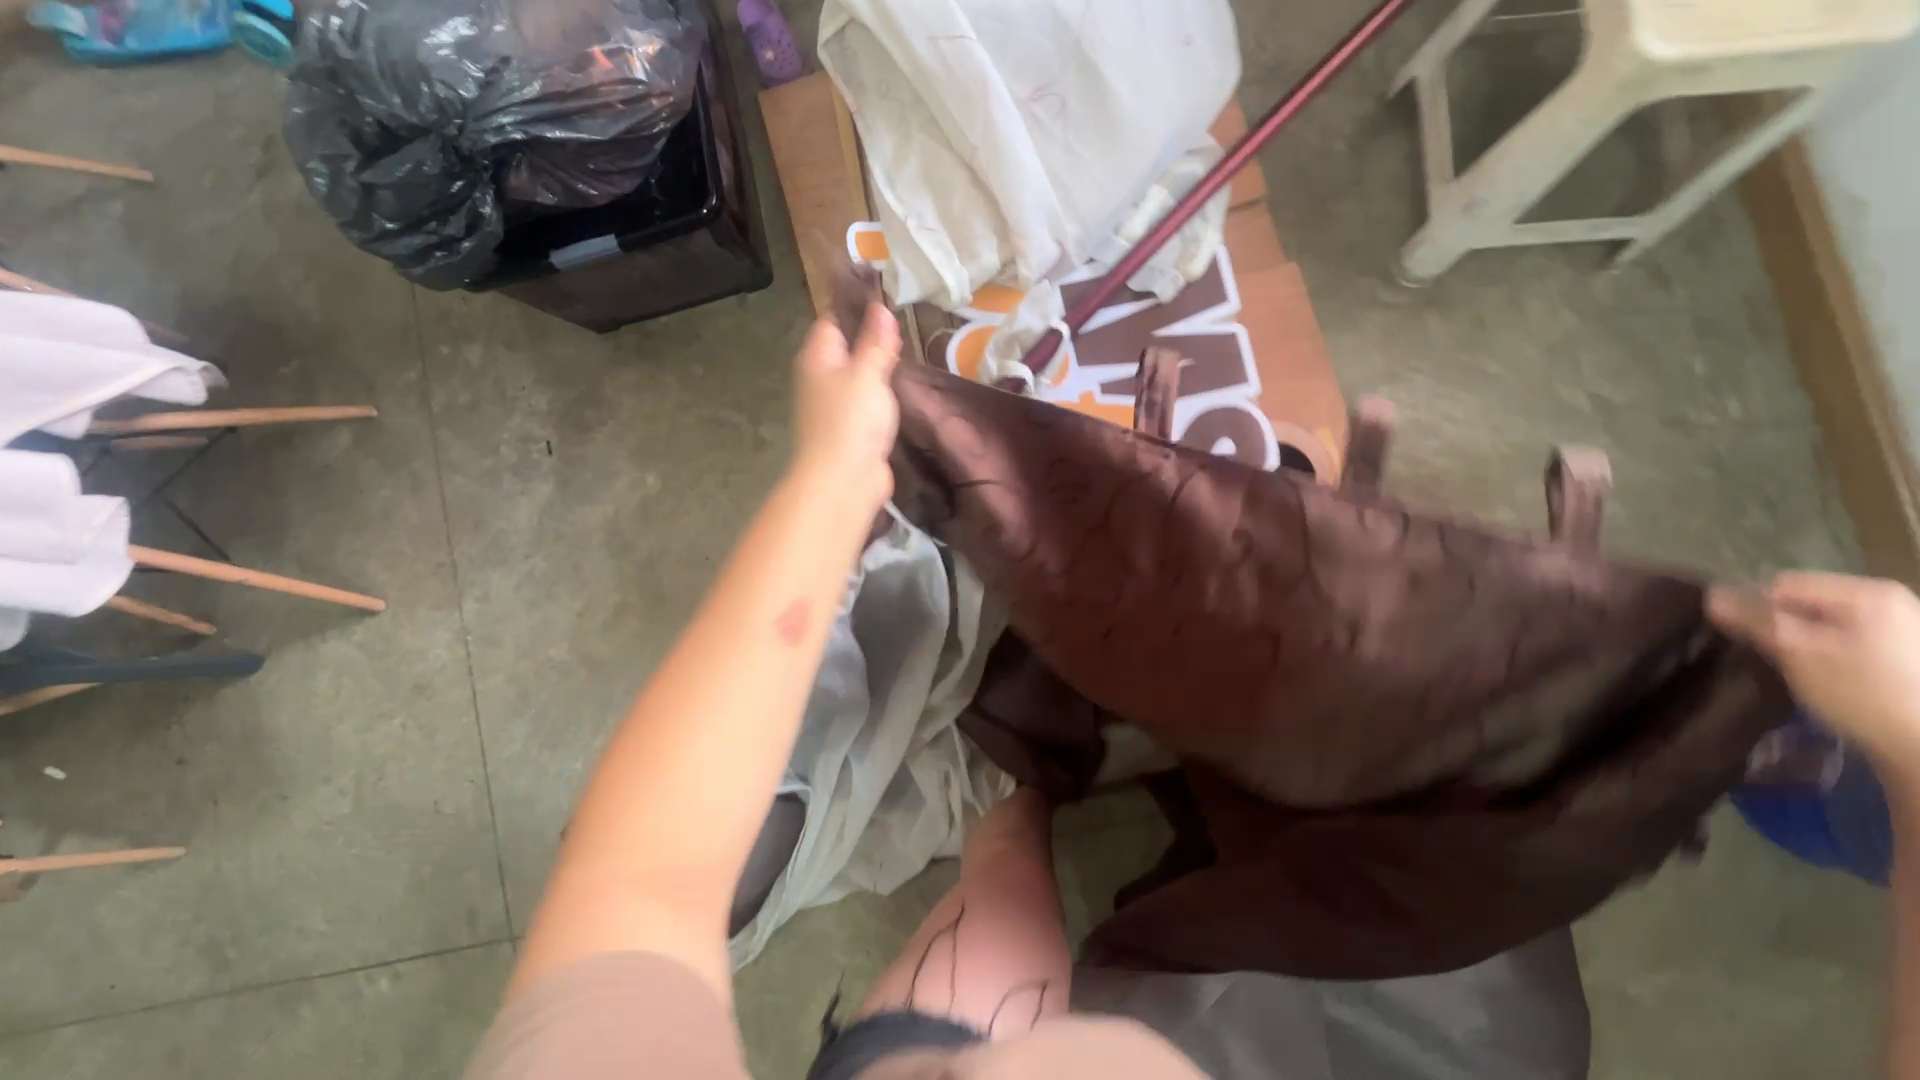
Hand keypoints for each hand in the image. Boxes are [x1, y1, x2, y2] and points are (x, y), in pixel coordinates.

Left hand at [790, 301, 900, 511]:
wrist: (845, 480)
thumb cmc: (851, 420)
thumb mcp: (867, 372)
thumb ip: (875, 342)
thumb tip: (880, 309)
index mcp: (816, 358)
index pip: (833, 321)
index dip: (857, 309)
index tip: (887, 299)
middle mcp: (820, 378)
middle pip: (846, 349)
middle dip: (872, 340)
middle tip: (905, 329)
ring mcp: (834, 406)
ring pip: (859, 377)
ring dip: (880, 371)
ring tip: (909, 356)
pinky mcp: (851, 429)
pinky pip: (867, 403)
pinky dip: (882, 397)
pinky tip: (903, 392)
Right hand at [1709, 573, 1919, 777]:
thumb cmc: (1860, 693)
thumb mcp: (1798, 653)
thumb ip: (1754, 621)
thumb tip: (1711, 596)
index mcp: (1867, 592)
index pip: (1783, 585)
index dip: (1759, 611)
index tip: (1757, 642)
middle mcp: (1890, 599)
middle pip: (1808, 602)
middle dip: (1786, 627)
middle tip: (1782, 658)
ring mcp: (1903, 624)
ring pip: (1827, 621)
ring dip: (1807, 641)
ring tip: (1807, 670)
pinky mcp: (1905, 649)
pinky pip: (1849, 636)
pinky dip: (1832, 651)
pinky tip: (1835, 677)